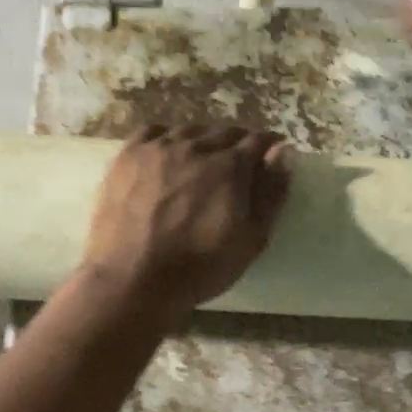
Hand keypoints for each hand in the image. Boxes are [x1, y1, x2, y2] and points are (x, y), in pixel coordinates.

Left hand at [78, 125, 292, 318]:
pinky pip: (153, 131)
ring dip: (203, 141)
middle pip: (224, 132)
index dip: (269, 146)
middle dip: (237, 144)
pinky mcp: (128, 155)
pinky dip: (167, 137)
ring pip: (190, 130)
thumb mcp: (251, 240)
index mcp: (230, 167)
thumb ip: (271, 193)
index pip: (258, 140)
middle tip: (237, 165)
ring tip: (202, 160)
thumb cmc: (199, 268)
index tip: (271, 155)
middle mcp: (196, 146)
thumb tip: (282, 151)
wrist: (132, 281)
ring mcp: (158, 147)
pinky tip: (167, 153)